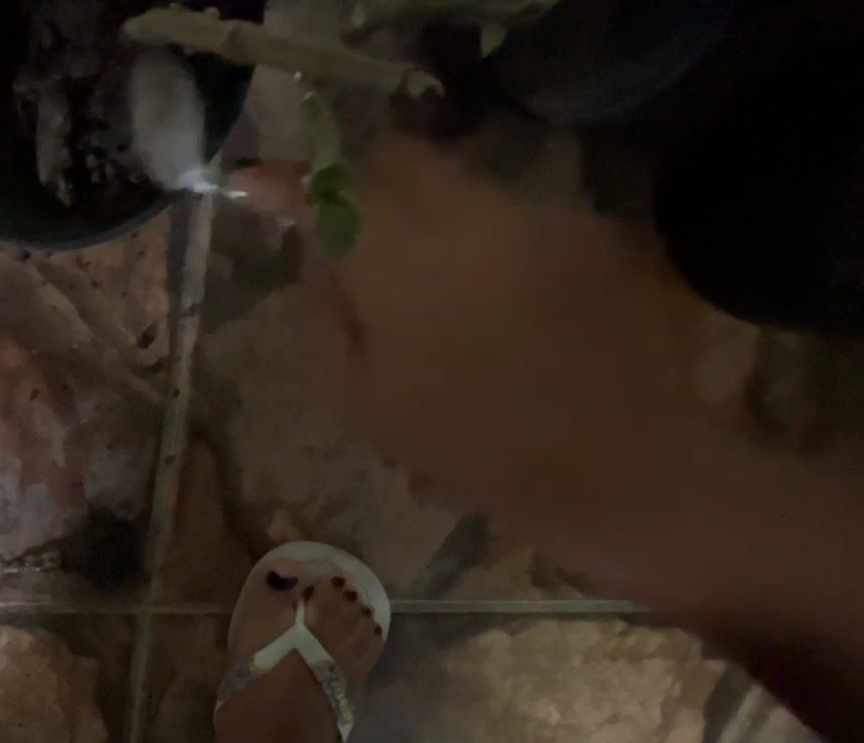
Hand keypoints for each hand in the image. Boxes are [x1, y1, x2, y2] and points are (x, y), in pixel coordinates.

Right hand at [231, 139, 730, 555]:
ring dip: (412, 215)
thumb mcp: (358, 395)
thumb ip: (327, 314)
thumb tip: (319, 260)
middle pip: (396, 159)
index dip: (284, 185)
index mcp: (405, 264)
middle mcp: (473, 216)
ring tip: (408, 280)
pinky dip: (466, 239)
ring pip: (450, 184)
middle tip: (333, 234)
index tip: (250, 185)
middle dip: (354, 186)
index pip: (329, 195)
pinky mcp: (584, 229)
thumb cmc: (462, 443)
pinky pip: (500, 213)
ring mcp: (537, 215)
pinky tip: (475, 298)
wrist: (612, 462)